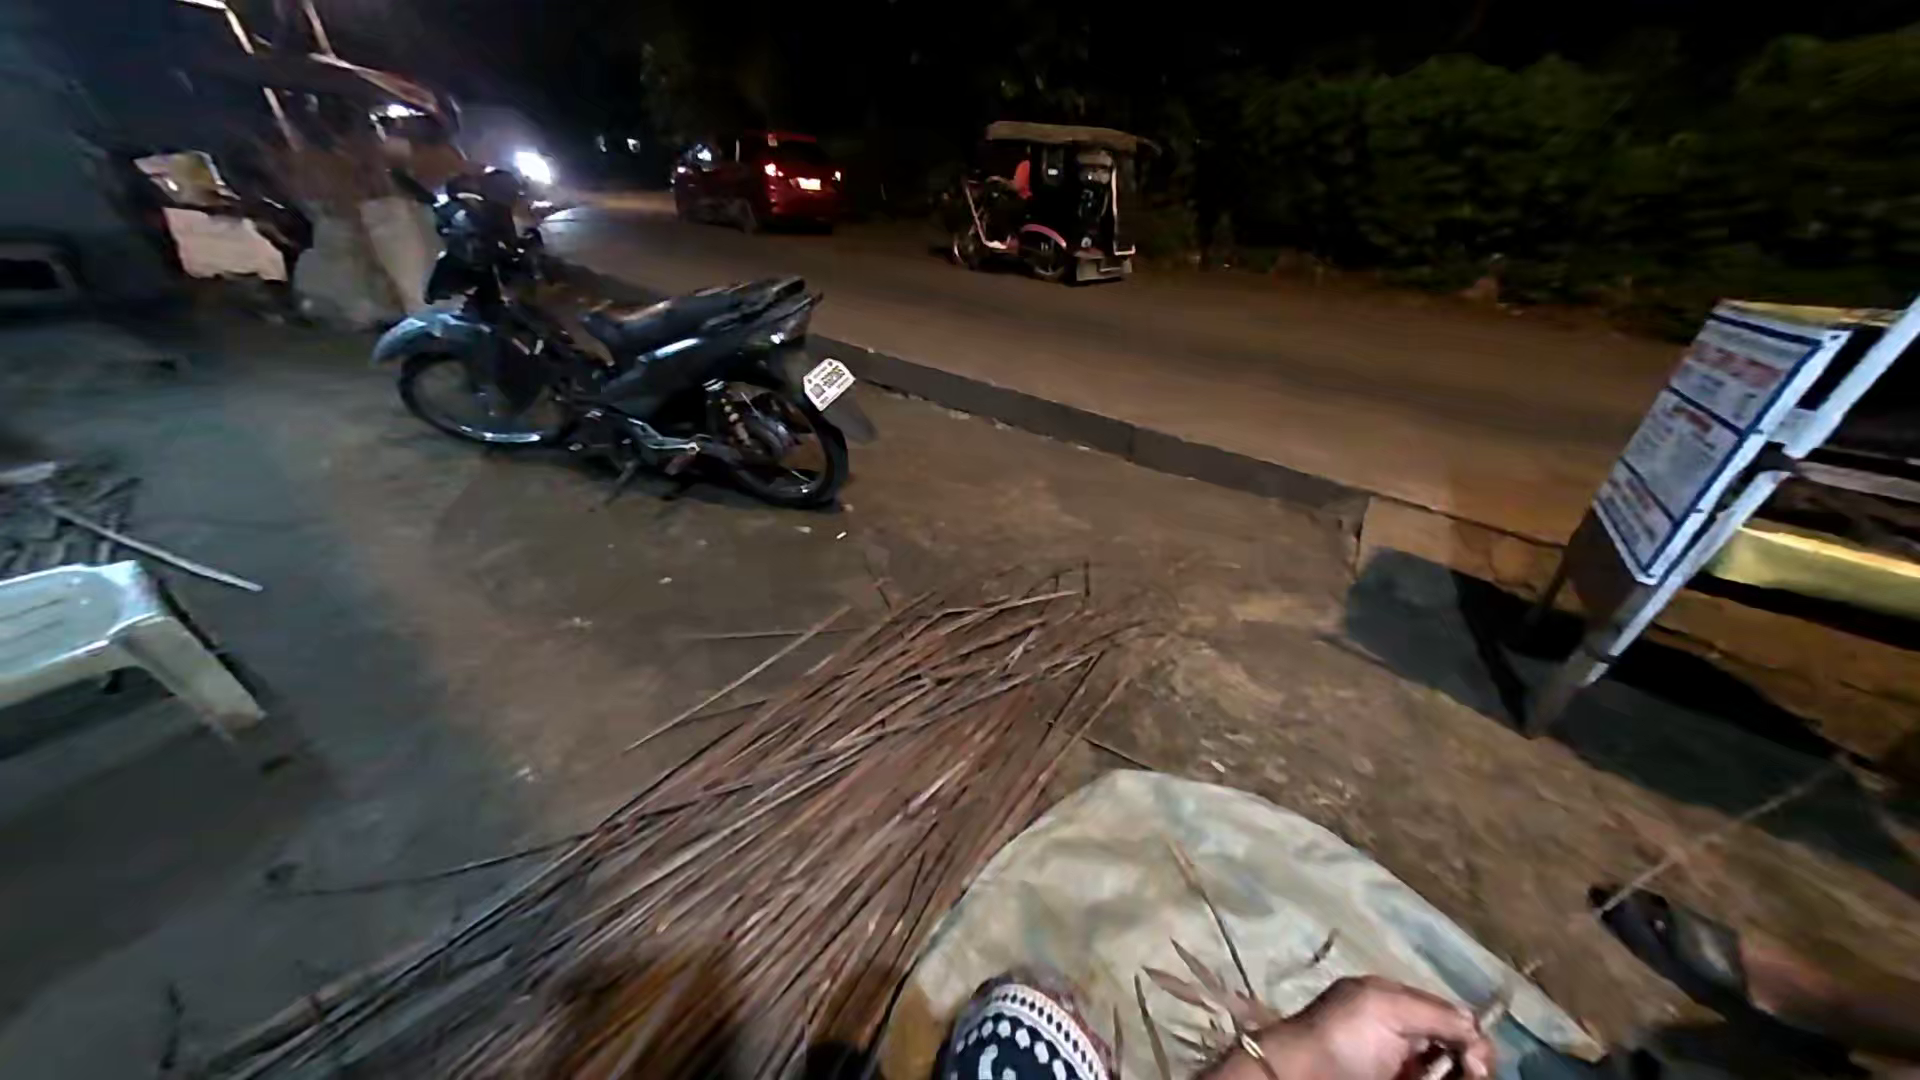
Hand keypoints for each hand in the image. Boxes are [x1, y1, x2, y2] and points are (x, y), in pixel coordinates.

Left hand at [1207, 977, 1494, 1079]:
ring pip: (1456, 1074)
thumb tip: (1476, 1026)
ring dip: (1464, 1077)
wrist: (1311, 1076)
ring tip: (1449, 1078)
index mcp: (1399, 1006)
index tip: (1475, 1055)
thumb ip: (1431, 1011)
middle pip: (1465, 1055)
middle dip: (1474, 1064)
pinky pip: (1436, 1079)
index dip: (1472, 1037)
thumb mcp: (1383, 1006)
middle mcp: (1410, 1038)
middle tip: (1470, 1072)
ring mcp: (1409, 1069)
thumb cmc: (1344, 1034)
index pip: (1455, 1019)